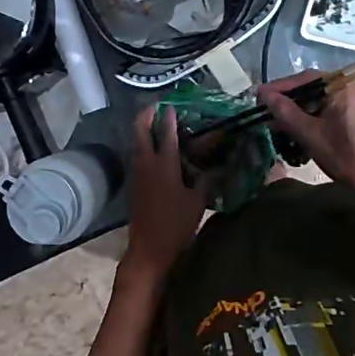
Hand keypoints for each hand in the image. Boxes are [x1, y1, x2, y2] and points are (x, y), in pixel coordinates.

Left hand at [121, 105, 206, 283]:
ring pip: (136, 143)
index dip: (169, 117)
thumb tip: (220, 167)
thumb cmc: (176, 225)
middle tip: (156, 108)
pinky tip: (157, 153)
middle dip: (146, 115)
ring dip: (143, 130)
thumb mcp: (198, 202)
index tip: (172, 105)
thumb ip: (208, 181)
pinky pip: (137, 156)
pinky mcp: (134, 184)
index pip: (166, 132)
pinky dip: (144, 147)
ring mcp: (137, 173)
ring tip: (158, 126)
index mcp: (164, 164)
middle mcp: (146, 163)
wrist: (149, 250)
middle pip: (140, 130)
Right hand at [257, 72, 354, 202]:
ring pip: (328, 97)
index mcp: (345, 84)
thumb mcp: (310, 134)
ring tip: (283, 122)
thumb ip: (285, 112)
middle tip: (268, 110)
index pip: (305, 79)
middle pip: (317, 86)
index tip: (258, 97)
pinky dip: (322, 114)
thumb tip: (265, 96)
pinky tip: (307, 127)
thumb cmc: (347, 157)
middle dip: (291, 100)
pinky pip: (340, 105)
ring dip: (305, 108)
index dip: (279, 89)